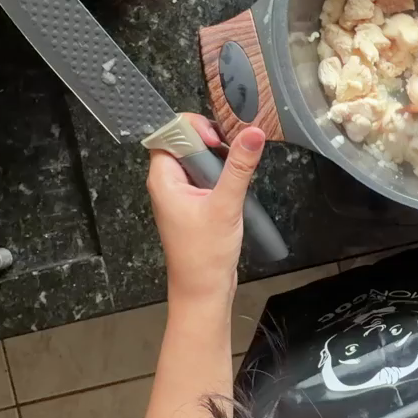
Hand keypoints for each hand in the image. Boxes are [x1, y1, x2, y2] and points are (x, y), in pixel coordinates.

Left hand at [146, 115, 265, 303]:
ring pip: (198, 159)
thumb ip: (239, 167)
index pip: (169, 133)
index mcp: (163, 178)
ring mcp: (182, 193)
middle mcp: (169, 182)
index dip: (193, 128)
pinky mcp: (196, 203)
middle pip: (184, 142)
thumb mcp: (225, 205)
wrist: (204, 290)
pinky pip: (206, 176)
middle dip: (210, 139)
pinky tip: (236, 182)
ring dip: (218, 157)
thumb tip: (253, 133)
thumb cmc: (204, 254)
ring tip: (238, 166)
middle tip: (233, 150)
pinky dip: (221, 173)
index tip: (217, 139)